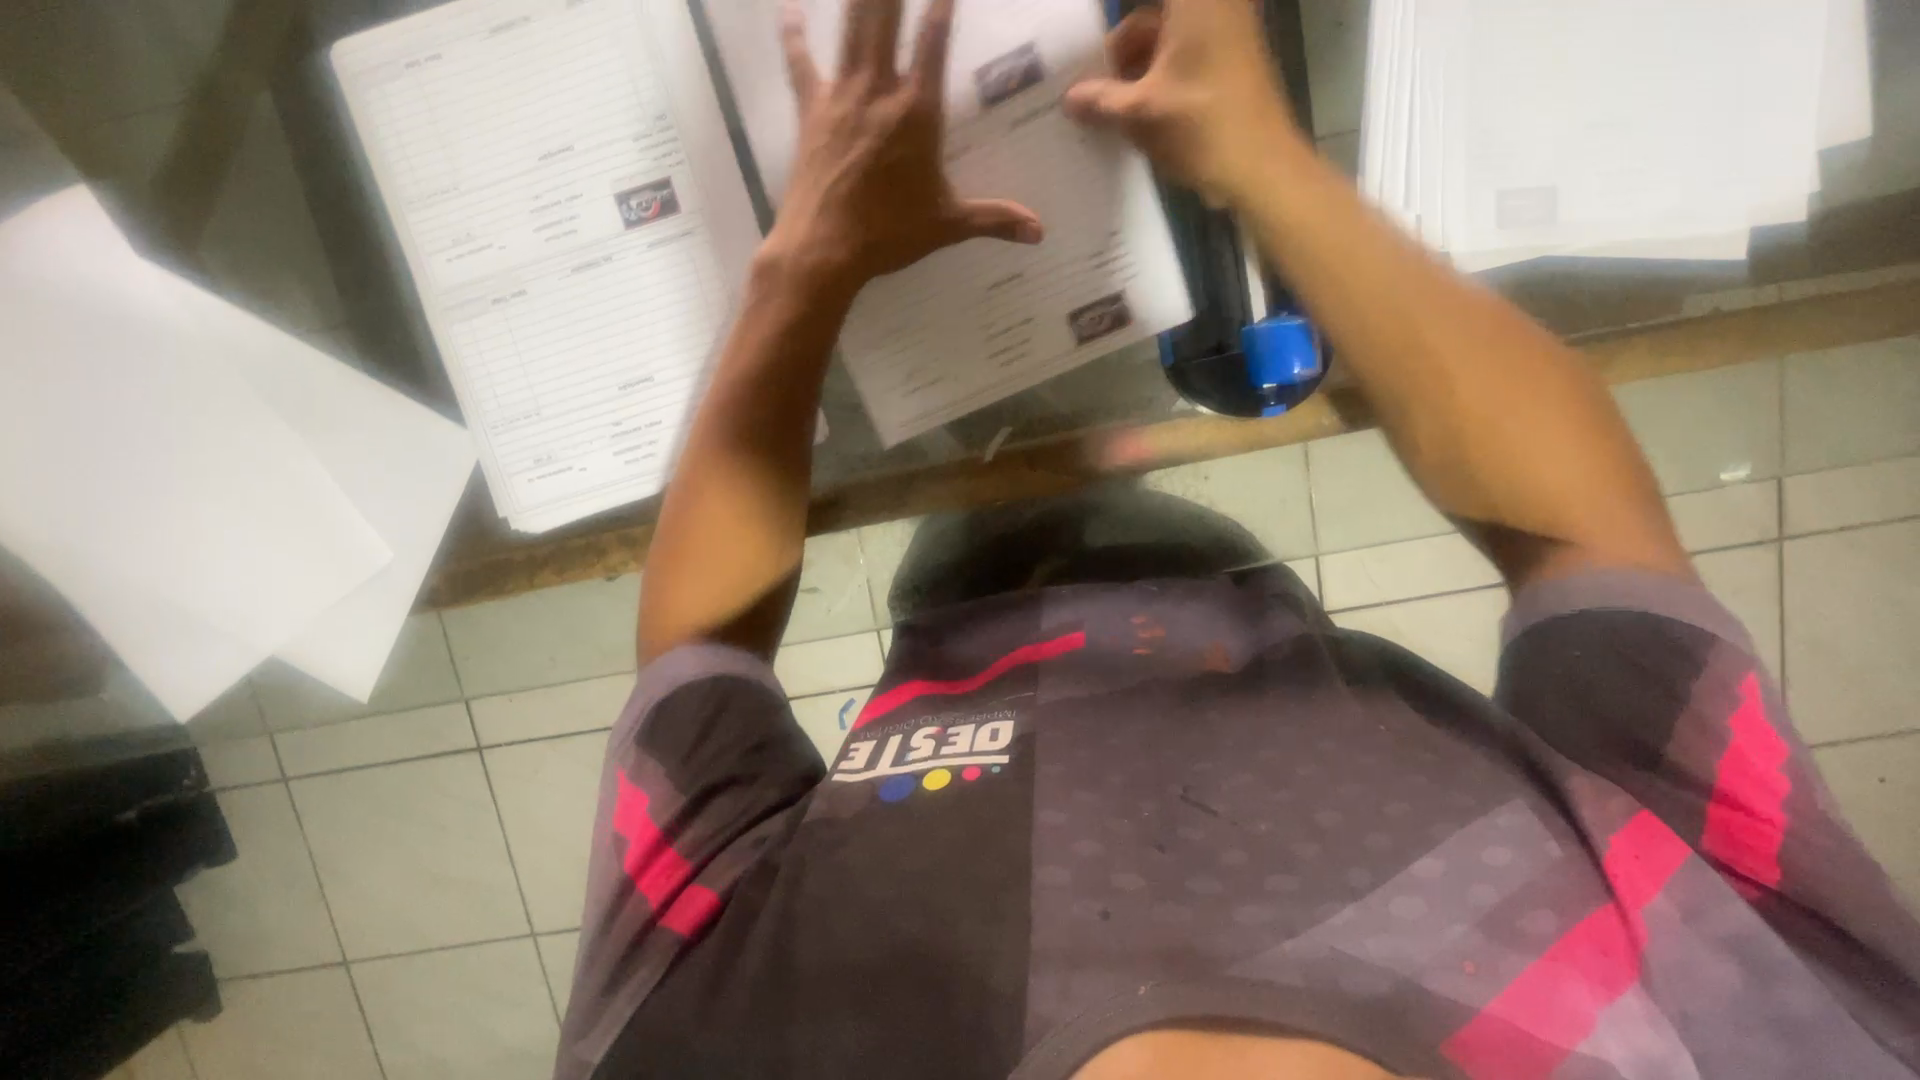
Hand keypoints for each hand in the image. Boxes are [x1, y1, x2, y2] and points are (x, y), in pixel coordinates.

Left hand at [762, 0, 1042, 298]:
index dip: (941, 1)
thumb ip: (994, 220)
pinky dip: (793, 32)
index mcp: (918, 112)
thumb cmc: (888, 235)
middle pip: (887, 13)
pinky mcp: (809, 109)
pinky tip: (789, 7)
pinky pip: (798, 60)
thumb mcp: (948, 225)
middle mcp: (880, 90)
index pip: (935, 37)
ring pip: (851, 24)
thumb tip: (1039, 232)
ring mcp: (841, 95)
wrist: (824, 248)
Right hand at [1062, 0, 1308, 205]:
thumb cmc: (1200, 127)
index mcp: (1193, 1)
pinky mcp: (1233, 57)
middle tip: (1090, 84)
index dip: (1121, 36)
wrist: (1261, 166)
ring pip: (1167, 35)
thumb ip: (1101, 99)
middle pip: (1152, 16)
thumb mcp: (1140, 113)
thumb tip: (1070, 98)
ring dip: (1137, 65)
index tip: (1092, 56)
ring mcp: (1228, 28)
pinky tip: (1137, 108)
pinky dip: (1160, 74)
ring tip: (1108, 104)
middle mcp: (1214, 4)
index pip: (1141, 6)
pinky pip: (1185, 52)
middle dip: (1121, 47)